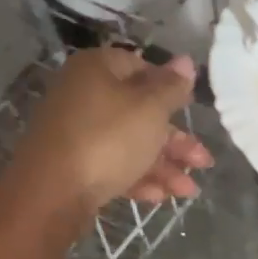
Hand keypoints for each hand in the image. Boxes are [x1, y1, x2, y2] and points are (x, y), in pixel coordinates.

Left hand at [0, 48, 212, 229]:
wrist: (54, 190)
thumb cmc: (108, 139)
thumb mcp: (149, 109)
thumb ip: (171, 88)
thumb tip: (186, 61)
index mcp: (99, 69)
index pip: (141, 67)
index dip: (169, 88)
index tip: (191, 109)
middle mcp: (87, 95)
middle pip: (140, 113)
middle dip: (175, 141)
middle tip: (203, 161)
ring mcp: (80, 132)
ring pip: (132, 145)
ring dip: (165, 167)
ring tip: (190, 192)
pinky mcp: (78, 166)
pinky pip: (116, 166)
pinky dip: (140, 179)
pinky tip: (162, 197)